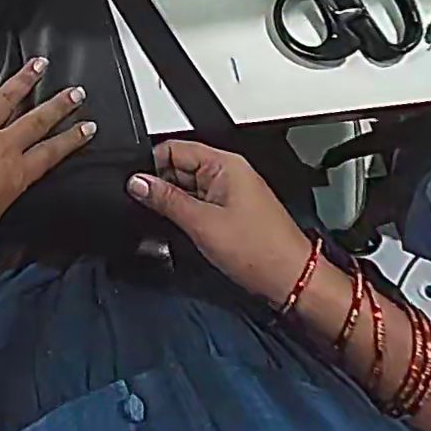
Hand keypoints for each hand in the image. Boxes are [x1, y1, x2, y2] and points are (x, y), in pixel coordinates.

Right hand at [126, 141, 313, 300]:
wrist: (293, 281)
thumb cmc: (262, 251)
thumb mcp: (201, 222)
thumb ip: (164, 199)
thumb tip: (137, 182)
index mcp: (224, 163)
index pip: (172, 148)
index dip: (151, 167)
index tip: (139, 188)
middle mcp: (228, 172)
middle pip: (177, 167)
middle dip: (163, 188)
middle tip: (161, 212)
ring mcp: (229, 191)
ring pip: (185, 187)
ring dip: (176, 205)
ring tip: (183, 226)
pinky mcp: (229, 210)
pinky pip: (197, 203)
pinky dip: (188, 215)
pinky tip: (192, 232)